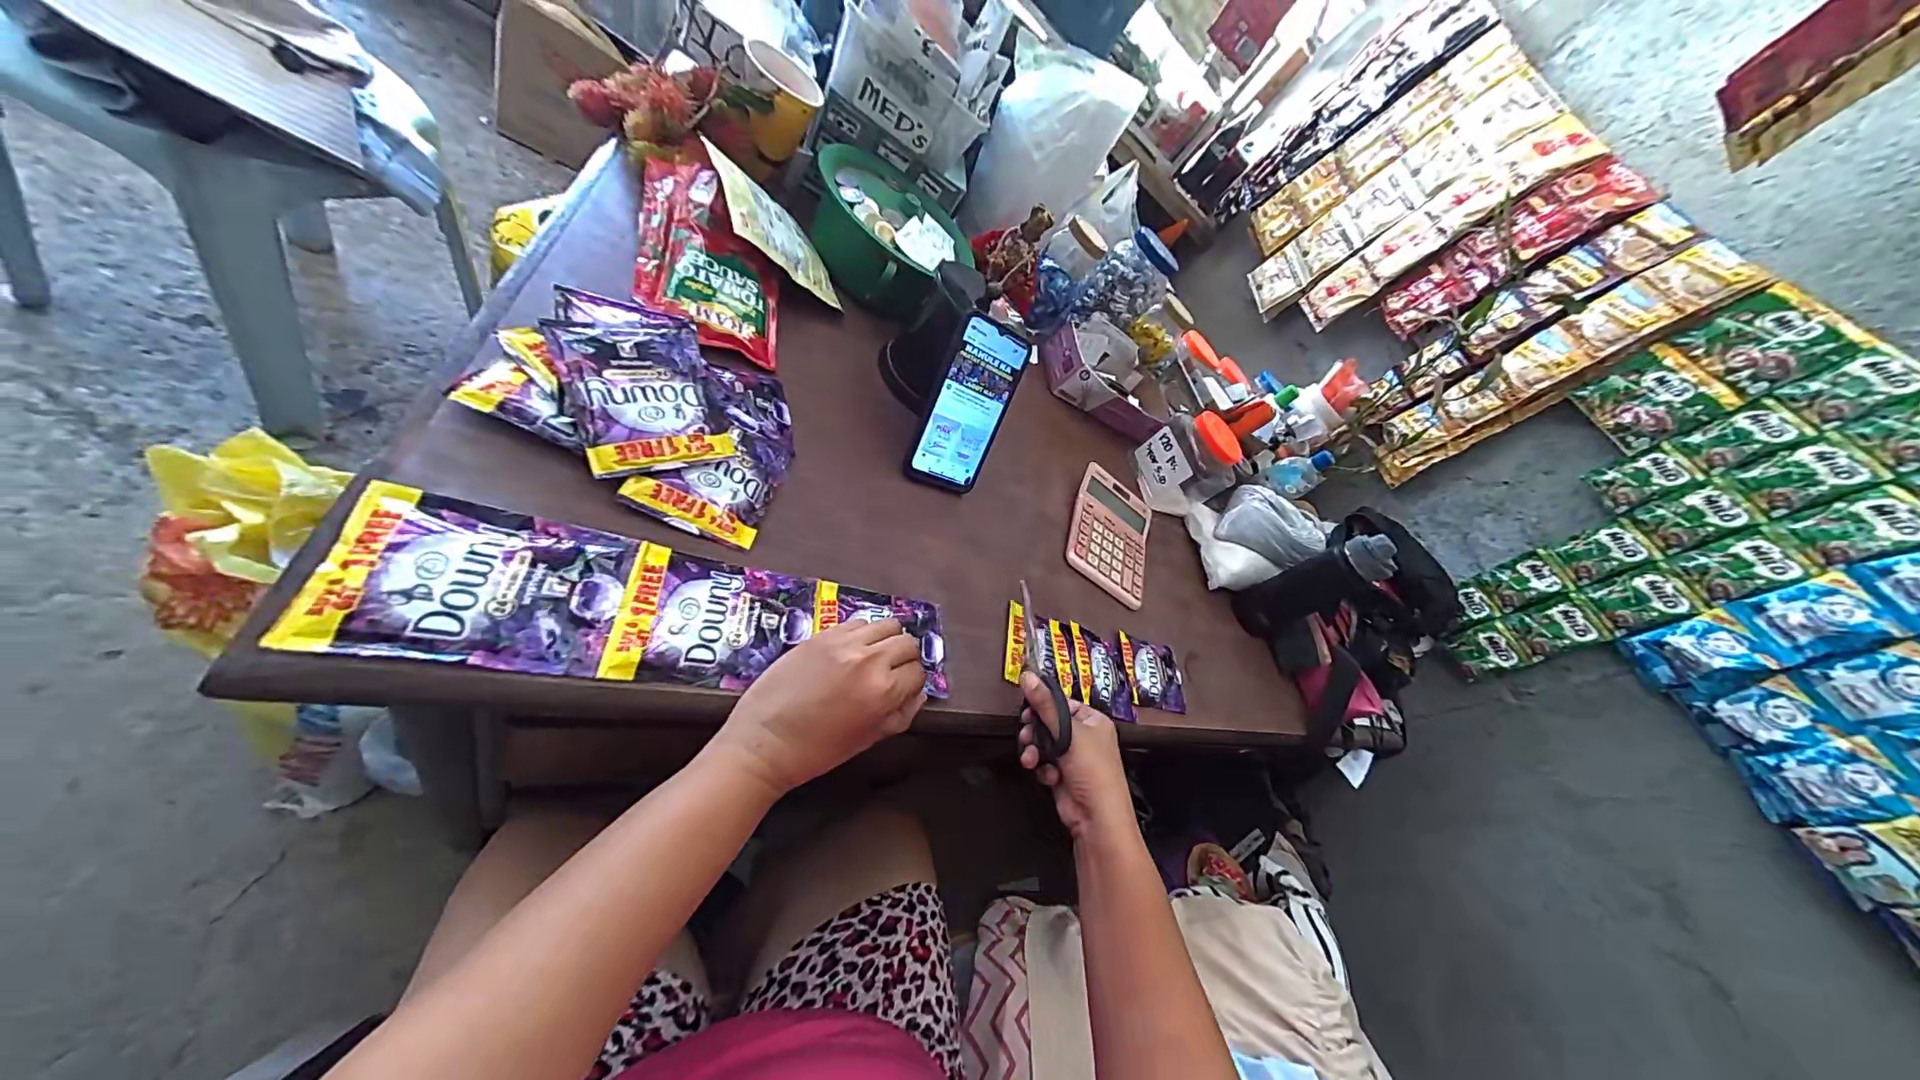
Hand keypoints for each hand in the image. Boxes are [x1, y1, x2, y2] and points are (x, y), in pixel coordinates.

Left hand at [711, 618, 927, 797]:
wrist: (764, 741)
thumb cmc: (817, 750)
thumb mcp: (867, 739)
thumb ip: (900, 715)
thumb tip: (917, 694)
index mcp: (883, 691)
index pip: (918, 673)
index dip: (913, 683)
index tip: (903, 689)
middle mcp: (868, 660)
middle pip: (907, 643)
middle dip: (905, 658)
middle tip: (891, 672)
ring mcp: (843, 643)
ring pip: (886, 625)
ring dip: (886, 640)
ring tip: (872, 656)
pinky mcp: (821, 634)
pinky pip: (857, 623)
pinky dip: (862, 634)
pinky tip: (851, 650)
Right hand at [1017, 672, 1132, 841]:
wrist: (1096, 818)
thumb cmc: (1093, 771)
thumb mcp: (1068, 732)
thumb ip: (1044, 704)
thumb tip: (1028, 676)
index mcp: (1093, 720)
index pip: (1062, 703)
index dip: (1043, 705)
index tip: (1027, 708)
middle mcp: (1084, 736)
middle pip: (1049, 723)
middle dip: (1035, 731)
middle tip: (1027, 734)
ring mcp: (1073, 757)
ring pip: (1043, 744)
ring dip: (1035, 751)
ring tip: (1032, 758)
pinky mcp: (1062, 775)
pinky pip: (1044, 762)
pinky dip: (1041, 768)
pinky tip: (1046, 775)